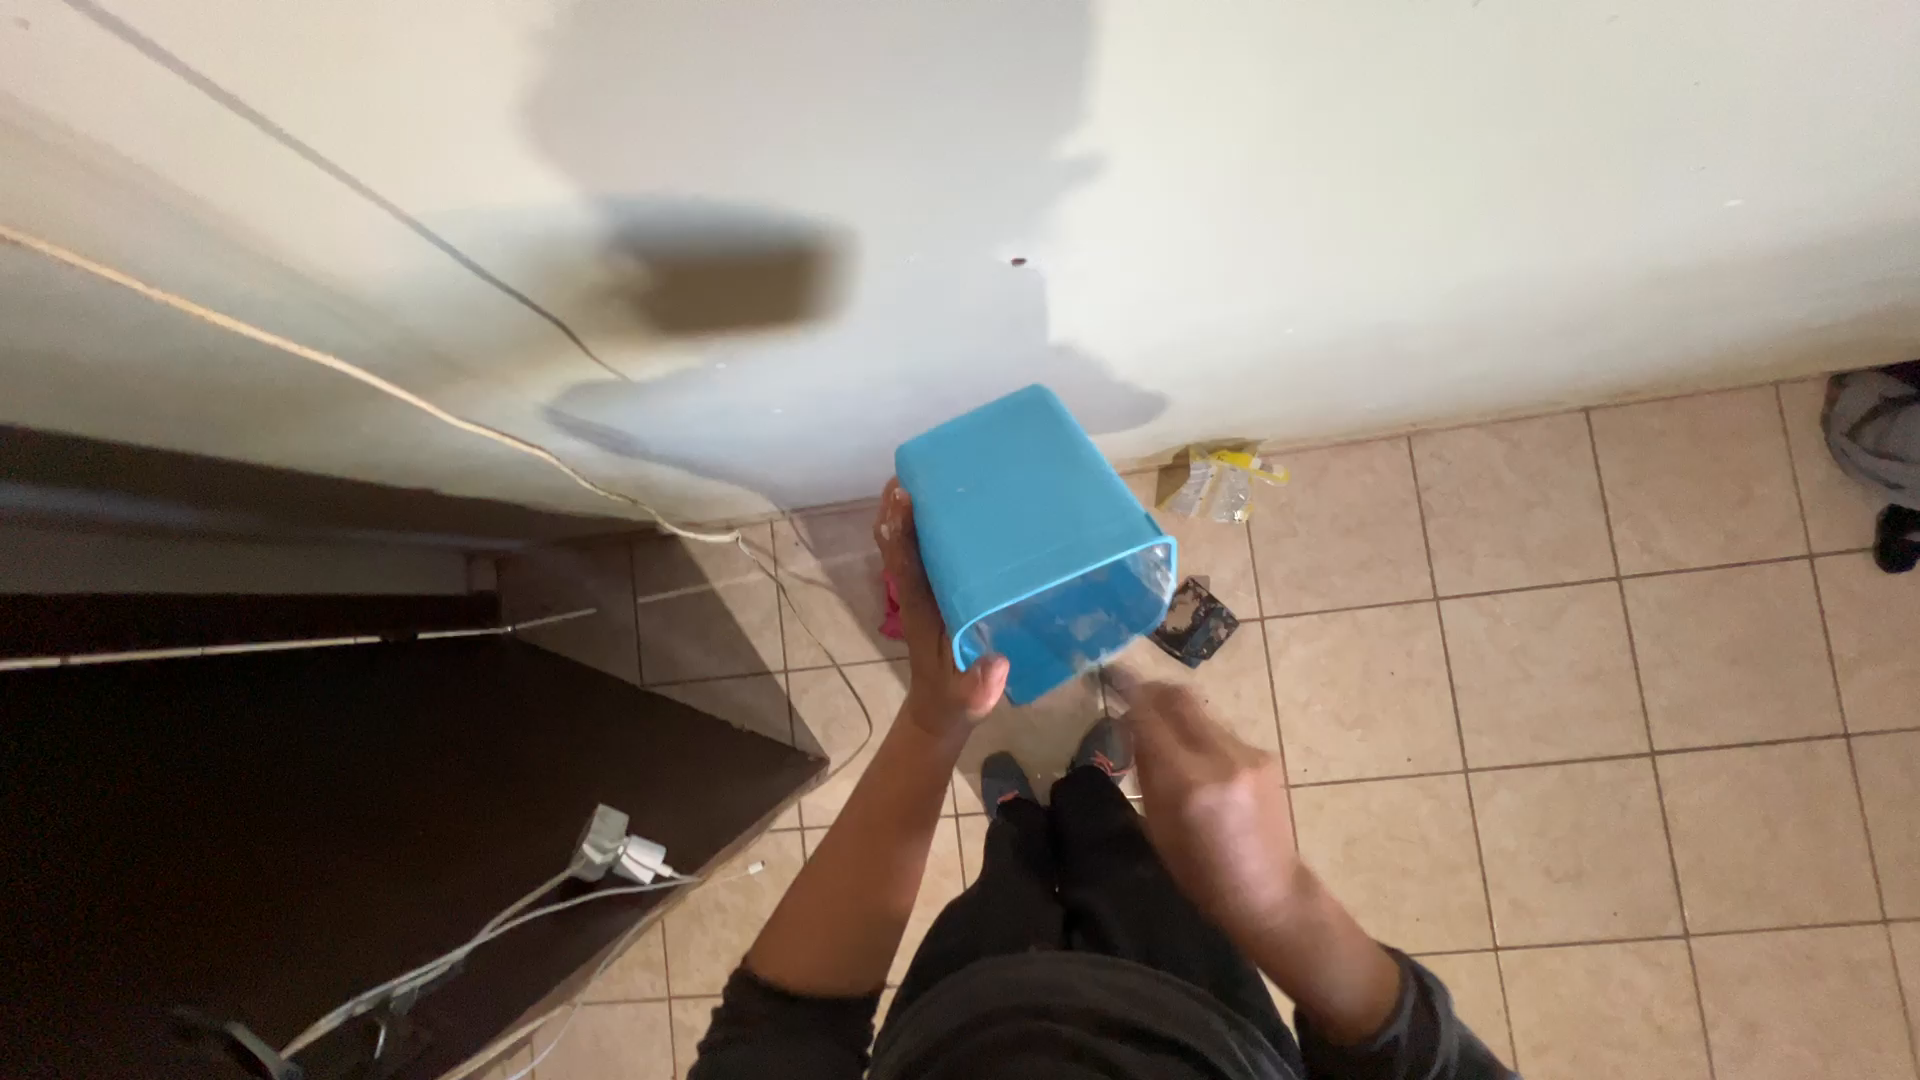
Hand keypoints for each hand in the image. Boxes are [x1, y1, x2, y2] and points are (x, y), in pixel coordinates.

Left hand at [874, 478, 1009, 736]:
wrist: (939, 708)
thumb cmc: (953, 697)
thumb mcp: (969, 698)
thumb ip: (979, 685)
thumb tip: (996, 664)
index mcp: (920, 609)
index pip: (904, 563)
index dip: (902, 530)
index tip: (907, 495)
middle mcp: (914, 591)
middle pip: (894, 541)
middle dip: (898, 506)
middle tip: (919, 467)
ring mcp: (920, 589)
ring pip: (903, 541)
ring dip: (907, 510)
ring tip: (931, 473)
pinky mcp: (932, 590)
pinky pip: (919, 550)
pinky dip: (924, 524)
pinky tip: (951, 508)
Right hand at [1107, 666, 1306, 944]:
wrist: (1269, 893)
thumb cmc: (1200, 871)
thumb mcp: (1157, 824)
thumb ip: (1146, 769)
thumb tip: (1133, 727)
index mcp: (1187, 782)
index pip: (1150, 718)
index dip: (1129, 691)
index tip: (1113, 675)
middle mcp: (1220, 758)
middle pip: (1180, 699)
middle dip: (1154, 689)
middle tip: (1134, 691)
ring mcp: (1248, 754)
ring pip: (1201, 714)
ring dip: (1178, 715)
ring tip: (1165, 737)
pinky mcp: (1265, 757)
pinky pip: (1221, 733)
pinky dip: (1201, 737)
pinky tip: (1199, 763)